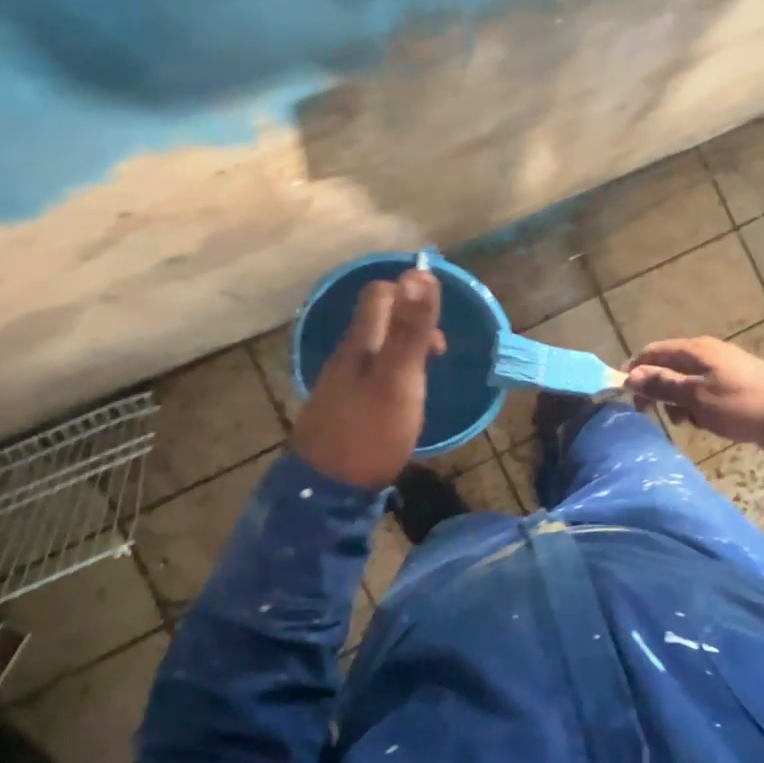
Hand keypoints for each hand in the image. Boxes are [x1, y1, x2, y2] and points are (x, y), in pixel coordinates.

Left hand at [291, 269, 445, 489]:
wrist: (326, 492)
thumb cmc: (369, 430)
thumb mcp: (399, 377)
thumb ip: (411, 329)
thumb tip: (420, 271)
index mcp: (359, 343)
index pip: (379, 295)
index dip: (408, 293)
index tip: (436, 321)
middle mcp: (346, 357)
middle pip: (376, 322)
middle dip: (410, 324)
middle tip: (437, 353)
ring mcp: (341, 385)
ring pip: (374, 350)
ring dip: (403, 352)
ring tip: (426, 375)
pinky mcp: (343, 410)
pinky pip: (370, 376)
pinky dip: (392, 376)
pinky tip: (403, 400)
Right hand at [626, 337, 763, 451]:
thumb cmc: (742, 407)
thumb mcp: (697, 398)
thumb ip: (663, 385)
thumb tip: (631, 375)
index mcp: (697, 349)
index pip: (652, 351)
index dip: (635, 371)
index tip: (625, 397)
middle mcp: (708, 352)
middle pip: (668, 366)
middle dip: (657, 390)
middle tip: (653, 415)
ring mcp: (723, 368)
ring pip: (685, 381)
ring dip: (678, 401)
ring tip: (685, 422)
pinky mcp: (734, 385)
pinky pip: (703, 391)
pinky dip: (696, 405)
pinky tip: (704, 423)